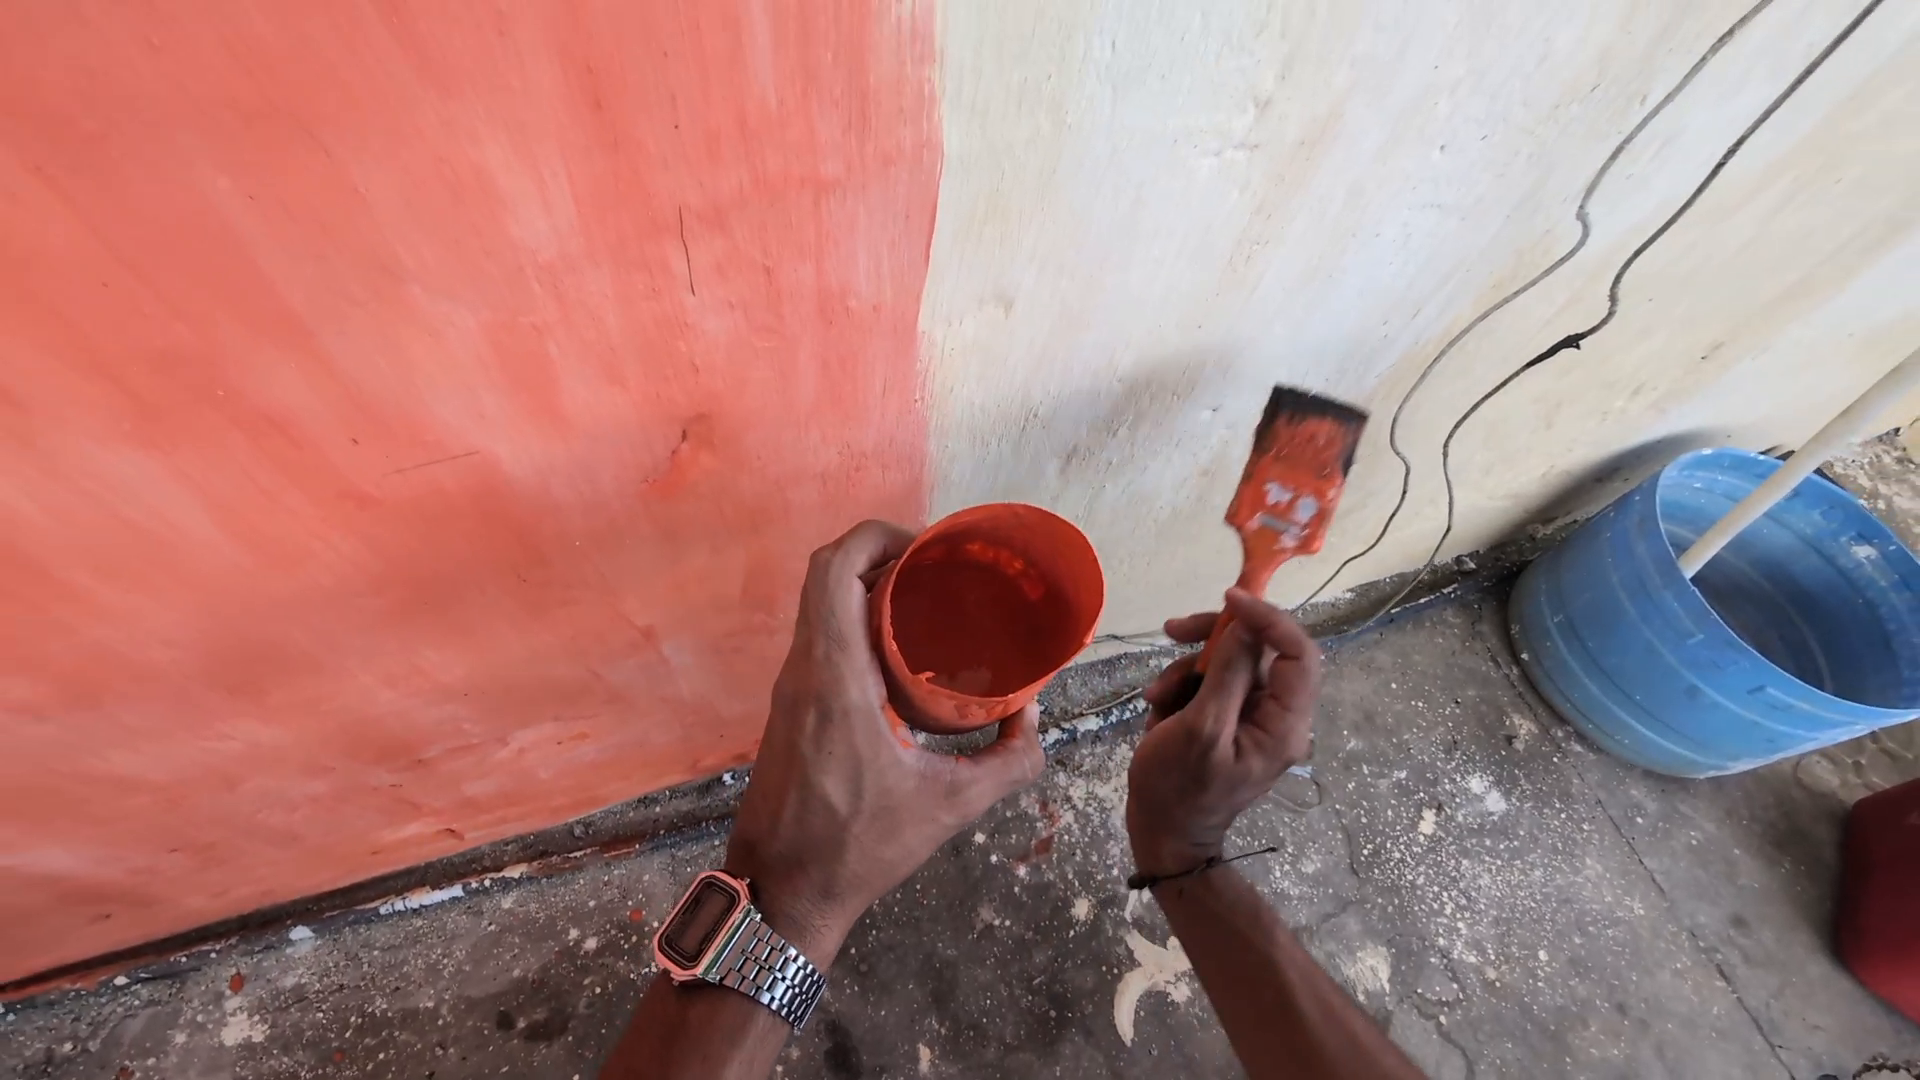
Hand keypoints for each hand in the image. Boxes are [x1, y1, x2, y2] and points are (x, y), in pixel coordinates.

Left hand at [724, 521, 1046, 965]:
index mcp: (835, 676)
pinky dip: (856, 616)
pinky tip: (899, 646)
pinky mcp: (791, 702)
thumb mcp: (951, 805)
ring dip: (867, 584)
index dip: (877, 537)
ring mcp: (791, 684)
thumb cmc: (859, 846)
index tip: (928, 549)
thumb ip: (1010, 761)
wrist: (781, 891)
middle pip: (826, 573)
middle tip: (938, 569)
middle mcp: (804, 667)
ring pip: (819, 602)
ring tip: (926, 598)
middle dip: (881, 553)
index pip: (834, 570)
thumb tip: (1032, 716)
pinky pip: (820, 632)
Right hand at [1125, 587, 1319, 879]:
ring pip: (1226, 662)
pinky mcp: (1223, 718)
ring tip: (1154, 697)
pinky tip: (1158, 708)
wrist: (1162, 832)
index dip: (1269, 619)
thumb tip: (1246, 625)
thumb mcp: (1200, 729)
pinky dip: (1179, 685)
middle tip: (1172, 630)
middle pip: (1258, 650)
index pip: (1299, 653)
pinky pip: (1207, 681)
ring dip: (1184, 668)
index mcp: (1284, 723)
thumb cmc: (1179, 789)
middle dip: (1211, 639)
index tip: (1229, 600)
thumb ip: (1226, 675)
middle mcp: (1274, 715)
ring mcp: (1248, 716)